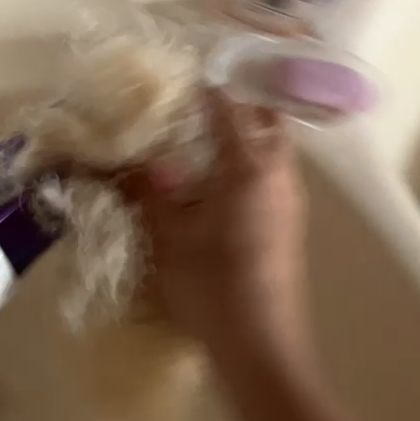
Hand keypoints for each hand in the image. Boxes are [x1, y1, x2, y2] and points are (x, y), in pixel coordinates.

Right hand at [133, 88, 309, 367]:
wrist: (260, 349)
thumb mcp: (168, 232)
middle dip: (239, 100)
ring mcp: (288, 200)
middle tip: (200, 95)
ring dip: (244, 131)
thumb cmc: (212, 284)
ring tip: (201, 131)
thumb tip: (130, 157)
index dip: (207, 84)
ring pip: (272, 147)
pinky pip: (270, 172)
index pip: (230, 106)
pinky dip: (247, 159)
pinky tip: (214, 176)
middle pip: (267, 118)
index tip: (180, 72)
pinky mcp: (287, 224)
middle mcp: (278, 174)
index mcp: (250, 166)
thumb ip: (150, 187)